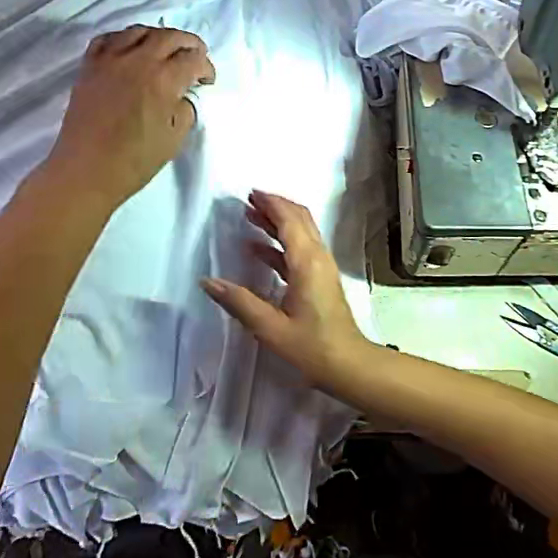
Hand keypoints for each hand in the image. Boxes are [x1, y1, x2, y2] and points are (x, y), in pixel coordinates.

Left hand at [42, 25, 215, 205]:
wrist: (87, 170)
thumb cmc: (135, 160)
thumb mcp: (175, 138)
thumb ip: (184, 109)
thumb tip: (181, 96)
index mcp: (163, 80)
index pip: (193, 59)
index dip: (206, 67)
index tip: (207, 80)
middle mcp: (138, 61)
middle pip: (169, 37)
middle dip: (188, 43)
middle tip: (195, 55)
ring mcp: (110, 60)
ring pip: (139, 31)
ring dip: (158, 37)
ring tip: (164, 50)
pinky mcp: (89, 66)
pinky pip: (108, 39)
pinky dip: (125, 39)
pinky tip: (130, 50)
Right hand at [201, 190, 372, 386]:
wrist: (349, 365)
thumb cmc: (312, 347)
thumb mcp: (271, 328)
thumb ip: (240, 302)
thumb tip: (208, 282)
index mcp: (307, 263)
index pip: (289, 220)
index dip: (271, 203)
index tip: (250, 193)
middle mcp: (317, 258)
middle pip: (299, 220)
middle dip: (275, 206)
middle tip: (248, 200)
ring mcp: (322, 269)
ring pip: (301, 234)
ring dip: (278, 222)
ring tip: (250, 217)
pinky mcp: (321, 281)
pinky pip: (301, 251)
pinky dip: (281, 244)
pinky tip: (259, 251)